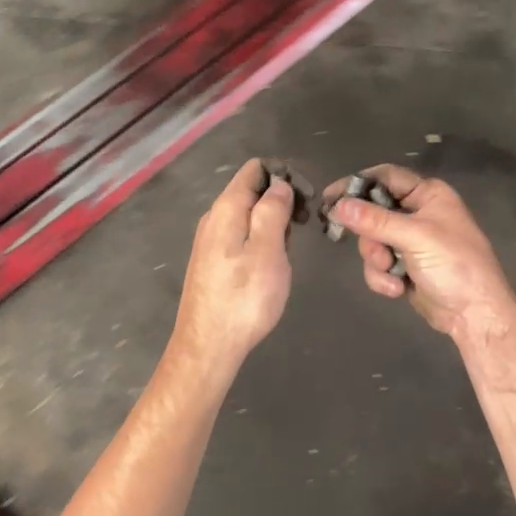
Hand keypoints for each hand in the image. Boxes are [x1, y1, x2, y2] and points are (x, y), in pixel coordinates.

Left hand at [168, 159, 295, 376]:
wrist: (209, 346)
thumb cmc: (244, 298)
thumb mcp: (268, 250)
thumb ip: (273, 211)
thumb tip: (280, 184)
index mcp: (227, 208)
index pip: (255, 169)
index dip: (284, 175)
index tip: (306, 200)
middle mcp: (214, 218)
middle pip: (252, 191)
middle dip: (282, 201)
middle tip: (302, 229)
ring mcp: (210, 241)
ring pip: (249, 216)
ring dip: (273, 224)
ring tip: (289, 252)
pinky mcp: (212, 262)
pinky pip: (242, 236)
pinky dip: (261, 241)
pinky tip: (271, 266)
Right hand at [323, 165, 515, 340]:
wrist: (473, 313)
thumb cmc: (454, 265)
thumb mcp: (416, 237)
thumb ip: (375, 220)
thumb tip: (339, 205)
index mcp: (428, 195)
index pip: (386, 177)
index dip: (358, 184)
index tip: (330, 197)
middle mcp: (418, 213)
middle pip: (373, 212)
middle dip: (370, 237)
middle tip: (376, 252)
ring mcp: (410, 241)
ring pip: (372, 242)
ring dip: (377, 261)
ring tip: (392, 273)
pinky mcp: (404, 267)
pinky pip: (378, 264)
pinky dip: (383, 278)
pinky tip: (398, 290)